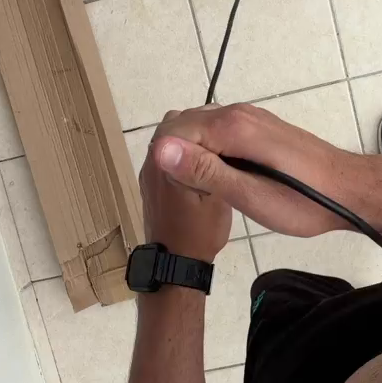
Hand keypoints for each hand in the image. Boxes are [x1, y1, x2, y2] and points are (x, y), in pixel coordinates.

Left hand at [140, 110, 235, 261]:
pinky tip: (206, 165)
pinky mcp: (152, 182)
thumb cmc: (199, 231)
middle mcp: (152, 159)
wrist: (175, 262)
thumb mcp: (218, 196)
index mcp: (166, 158)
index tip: (232, 130)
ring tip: (219, 150)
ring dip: (193, 140)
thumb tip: (223, 133)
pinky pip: (168, 154)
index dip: (212, 120)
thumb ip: (215, 163)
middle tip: (228, 138)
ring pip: (172, 139)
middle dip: (202, 126)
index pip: (187, 120)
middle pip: (176, 124)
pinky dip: (186, 153)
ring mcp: (149, 170)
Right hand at [148, 104, 381, 237]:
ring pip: (201, 128)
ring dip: (193, 155)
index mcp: (232, 127)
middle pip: (184, 126)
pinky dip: (210, 152)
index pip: (174, 132)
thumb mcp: (250, 196)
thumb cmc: (303, 202)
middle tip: (188, 194)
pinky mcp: (260, 126)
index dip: (167, 163)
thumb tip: (161, 150)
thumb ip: (206, 172)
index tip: (177, 193)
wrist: (351, 191)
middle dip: (176, 157)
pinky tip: (221, 178)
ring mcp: (250, 117)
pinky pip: (219, 131)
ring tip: (203, 190)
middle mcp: (238, 113)